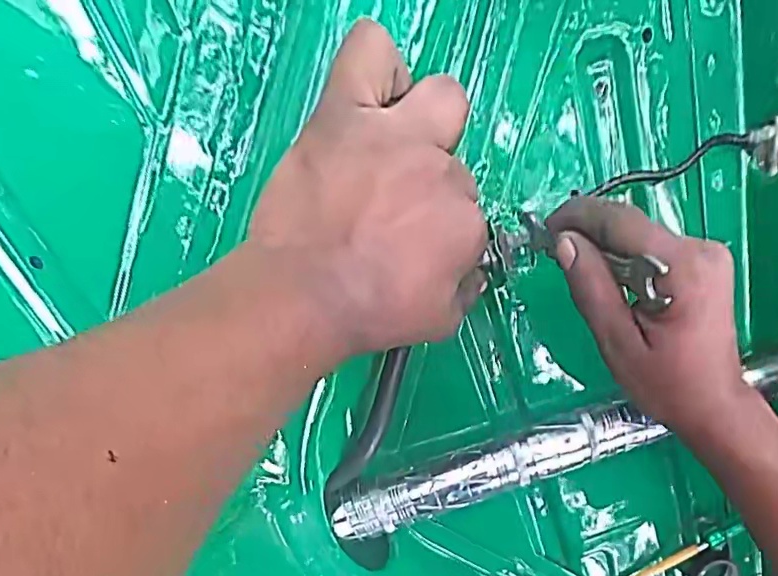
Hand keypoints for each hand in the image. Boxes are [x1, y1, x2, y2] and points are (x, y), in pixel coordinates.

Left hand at [247, 19, 485, 356]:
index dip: (445, 236)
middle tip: (399, 212)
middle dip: (434, 190)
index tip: (419, 252)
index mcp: (466, 223)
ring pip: (441, 96)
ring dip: (427, 121)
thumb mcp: (440, 321)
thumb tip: (468, 273)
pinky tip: (371, 101)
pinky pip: (372, 52)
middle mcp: (441, 171)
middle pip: (455, 165)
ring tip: (397, 149)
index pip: (469, 218)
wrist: (307, 295)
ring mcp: (395, 135)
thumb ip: (464, 290)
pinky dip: (379, 69)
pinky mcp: (344, 111)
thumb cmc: (374, 314)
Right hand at [546, 197, 751, 440]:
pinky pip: (657, 252)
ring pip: (643, 239)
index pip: (622, 222)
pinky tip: (620, 289)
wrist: (713, 404)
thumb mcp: (620, 345)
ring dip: (611, 253)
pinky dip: (632, 264)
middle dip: (593, 238)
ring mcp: (709, 254)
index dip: (580, 218)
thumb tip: (565, 243)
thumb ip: (593, 290)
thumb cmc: (668, 386)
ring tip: (588, 280)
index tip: (548, 229)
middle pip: (634, 229)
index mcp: (682, 268)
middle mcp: (701, 249)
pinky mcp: (707, 263)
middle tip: (558, 254)